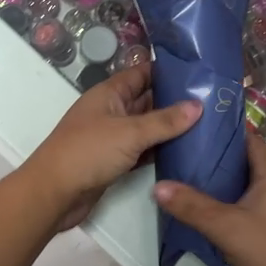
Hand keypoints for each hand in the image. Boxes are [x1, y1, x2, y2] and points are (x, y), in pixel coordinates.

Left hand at [24, 65, 201, 231]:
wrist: (53, 194)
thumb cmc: (88, 152)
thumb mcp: (130, 133)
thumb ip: (165, 121)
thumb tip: (198, 105)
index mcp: (110, 93)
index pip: (143, 73)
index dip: (168, 70)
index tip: (200, 71)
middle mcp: (112, 110)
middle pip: (148, 99)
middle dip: (176, 100)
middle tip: (212, 100)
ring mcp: (113, 136)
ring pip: (147, 126)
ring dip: (170, 127)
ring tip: (206, 124)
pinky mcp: (115, 160)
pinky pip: (143, 149)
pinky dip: (160, 149)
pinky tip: (185, 150)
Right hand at [153, 132, 265, 265]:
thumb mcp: (225, 226)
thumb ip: (192, 206)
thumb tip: (158, 185)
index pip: (251, 140)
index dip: (226, 133)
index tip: (197, 131)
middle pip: (249, 161)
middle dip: (220, 159)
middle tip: (187, 157)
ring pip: (250, 184)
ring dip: (226, 183)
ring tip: (193, 181)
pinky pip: (253, 204)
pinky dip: (234, 202)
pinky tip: (212, 212)